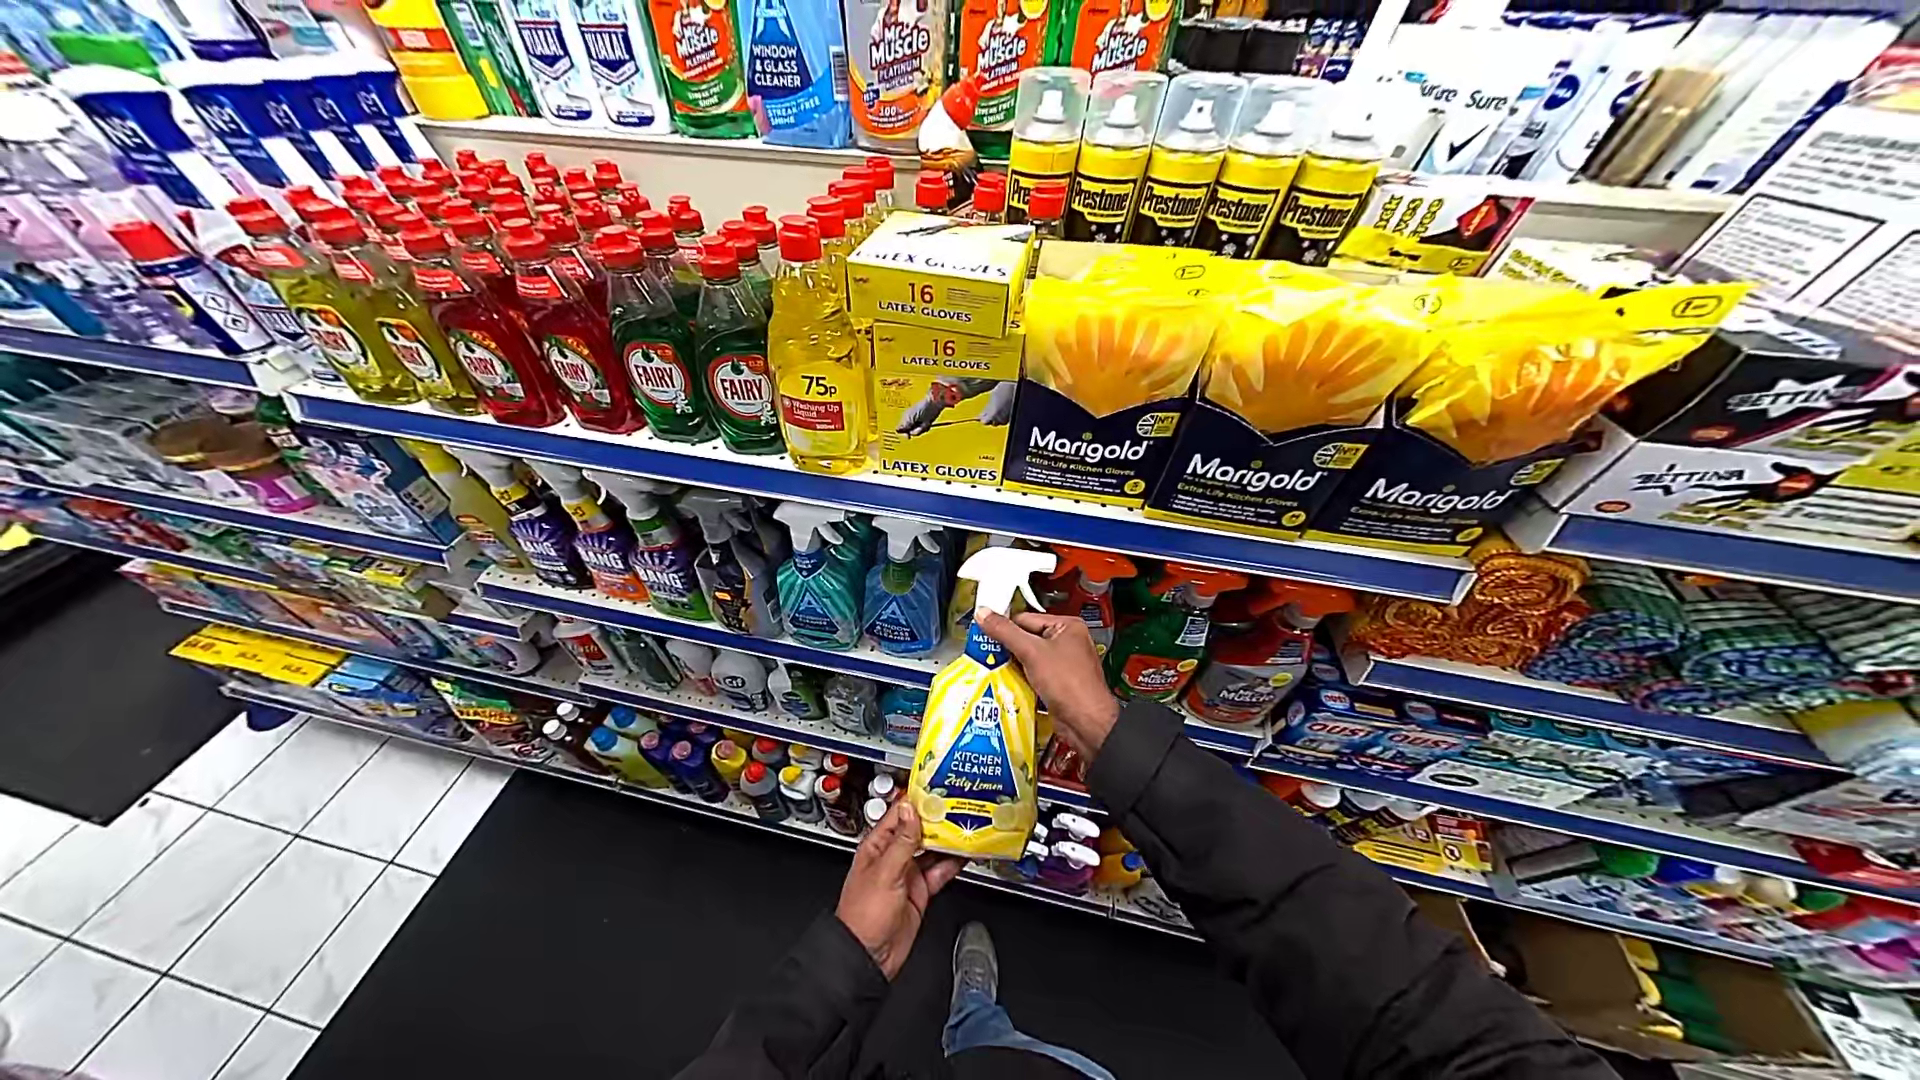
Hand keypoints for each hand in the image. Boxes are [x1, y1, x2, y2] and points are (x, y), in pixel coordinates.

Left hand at [836, 800, 964, 978]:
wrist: (868, 958)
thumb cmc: (862, 916)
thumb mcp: (885, 872)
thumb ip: (902, 842)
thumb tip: (910, 810)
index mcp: (878, 846)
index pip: (900, 814)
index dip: (917, 801)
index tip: (936, 789)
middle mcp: (893, 856)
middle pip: (919, 830)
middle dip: (938, 819)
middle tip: (958, 806)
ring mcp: (908, 873)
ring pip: (932, 850)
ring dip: (948, 840)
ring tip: (966, 826)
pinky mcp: (920, 891)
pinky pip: (939, 872)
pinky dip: (952, 863)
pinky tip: (964, 855)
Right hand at [973, 609, 1119, 759]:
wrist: (1086, 723)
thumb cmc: (1071, 685)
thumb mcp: (1032, 652)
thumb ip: (1005, 632)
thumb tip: (985, 614)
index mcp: (1067, 626)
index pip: (1026, 619)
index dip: (1005, 626)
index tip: (984, 630)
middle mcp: (1067, 642)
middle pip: (1026, 638)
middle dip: (1008, 648)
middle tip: (987, 652)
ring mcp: (1062, 664)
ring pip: (1028, 659)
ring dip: (1012, 666)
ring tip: (995, 668)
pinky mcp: (1057, 683)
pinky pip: (1032, 675)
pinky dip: (1020, 679)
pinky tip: (1008, 682)